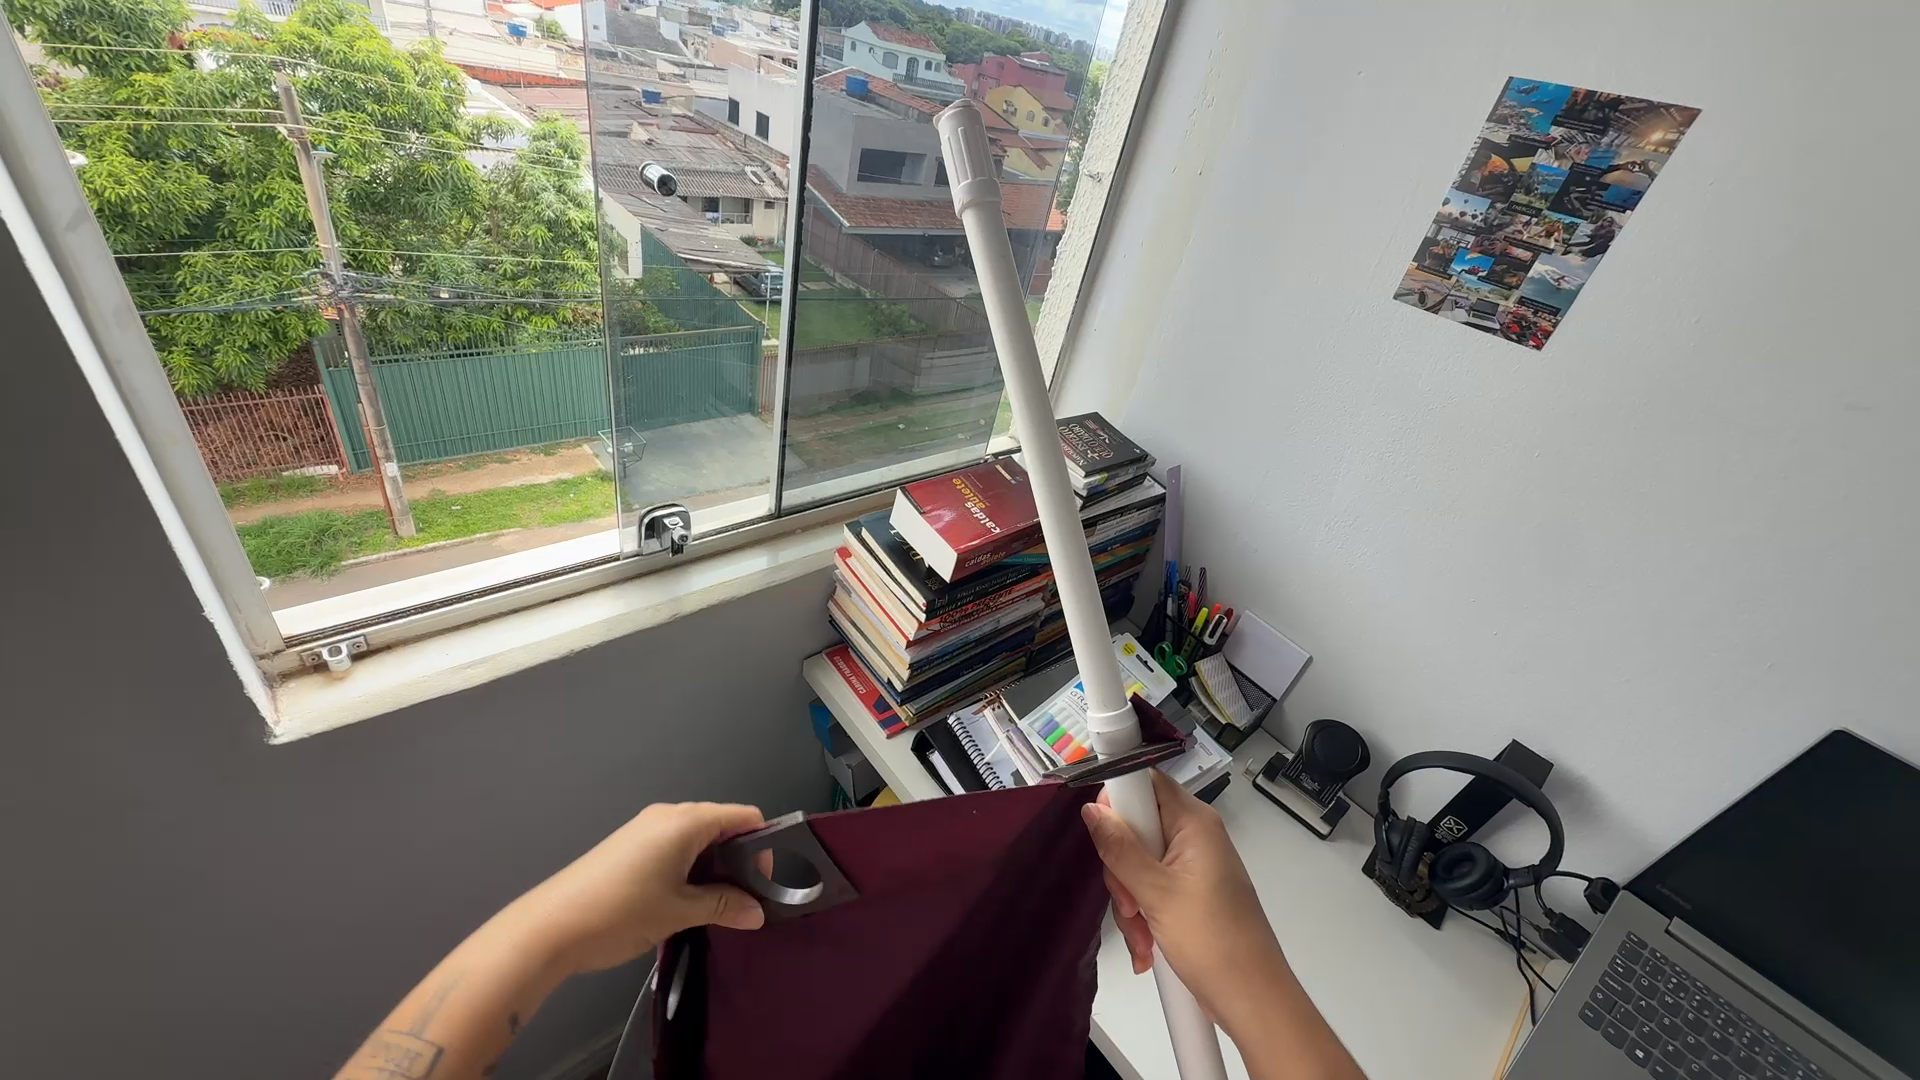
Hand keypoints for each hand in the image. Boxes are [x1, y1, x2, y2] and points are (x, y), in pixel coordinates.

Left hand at [509, 802, 767, 974]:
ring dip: (713, 865)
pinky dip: (689, 864)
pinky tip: (682, 898)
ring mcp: (646, 827)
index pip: (746, 816)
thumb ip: (724, 906)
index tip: (761, 884)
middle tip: (741, 899)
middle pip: (723, 824)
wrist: (546, 928)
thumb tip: (758, 914)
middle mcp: (670, 814)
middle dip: (738, 858)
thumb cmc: (620, 912)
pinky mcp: (630, 843)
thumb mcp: (679, 912)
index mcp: (688, 821)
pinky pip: (675, 843)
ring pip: (698, 836)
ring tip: (713, 903)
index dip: (762, 847)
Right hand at [1081, 769, 1286, 1026]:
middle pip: (1135, 825)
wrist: (1254, 1003)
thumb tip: (1091, 808)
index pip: (1145, 780)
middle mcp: (1193, 835)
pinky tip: (1146, 944)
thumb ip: (1119, 848)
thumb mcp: (1156, 893)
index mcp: (1194, 821)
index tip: (1102, 833)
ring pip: (1137, 860)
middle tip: (1129, 900)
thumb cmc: (1214, 943)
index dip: (1118, 799)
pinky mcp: (1188, 890)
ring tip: (1141, 933)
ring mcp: (1191, 864)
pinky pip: (1150, 884)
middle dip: (1120, 866)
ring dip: (1129, 897)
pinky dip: (1142, 911)